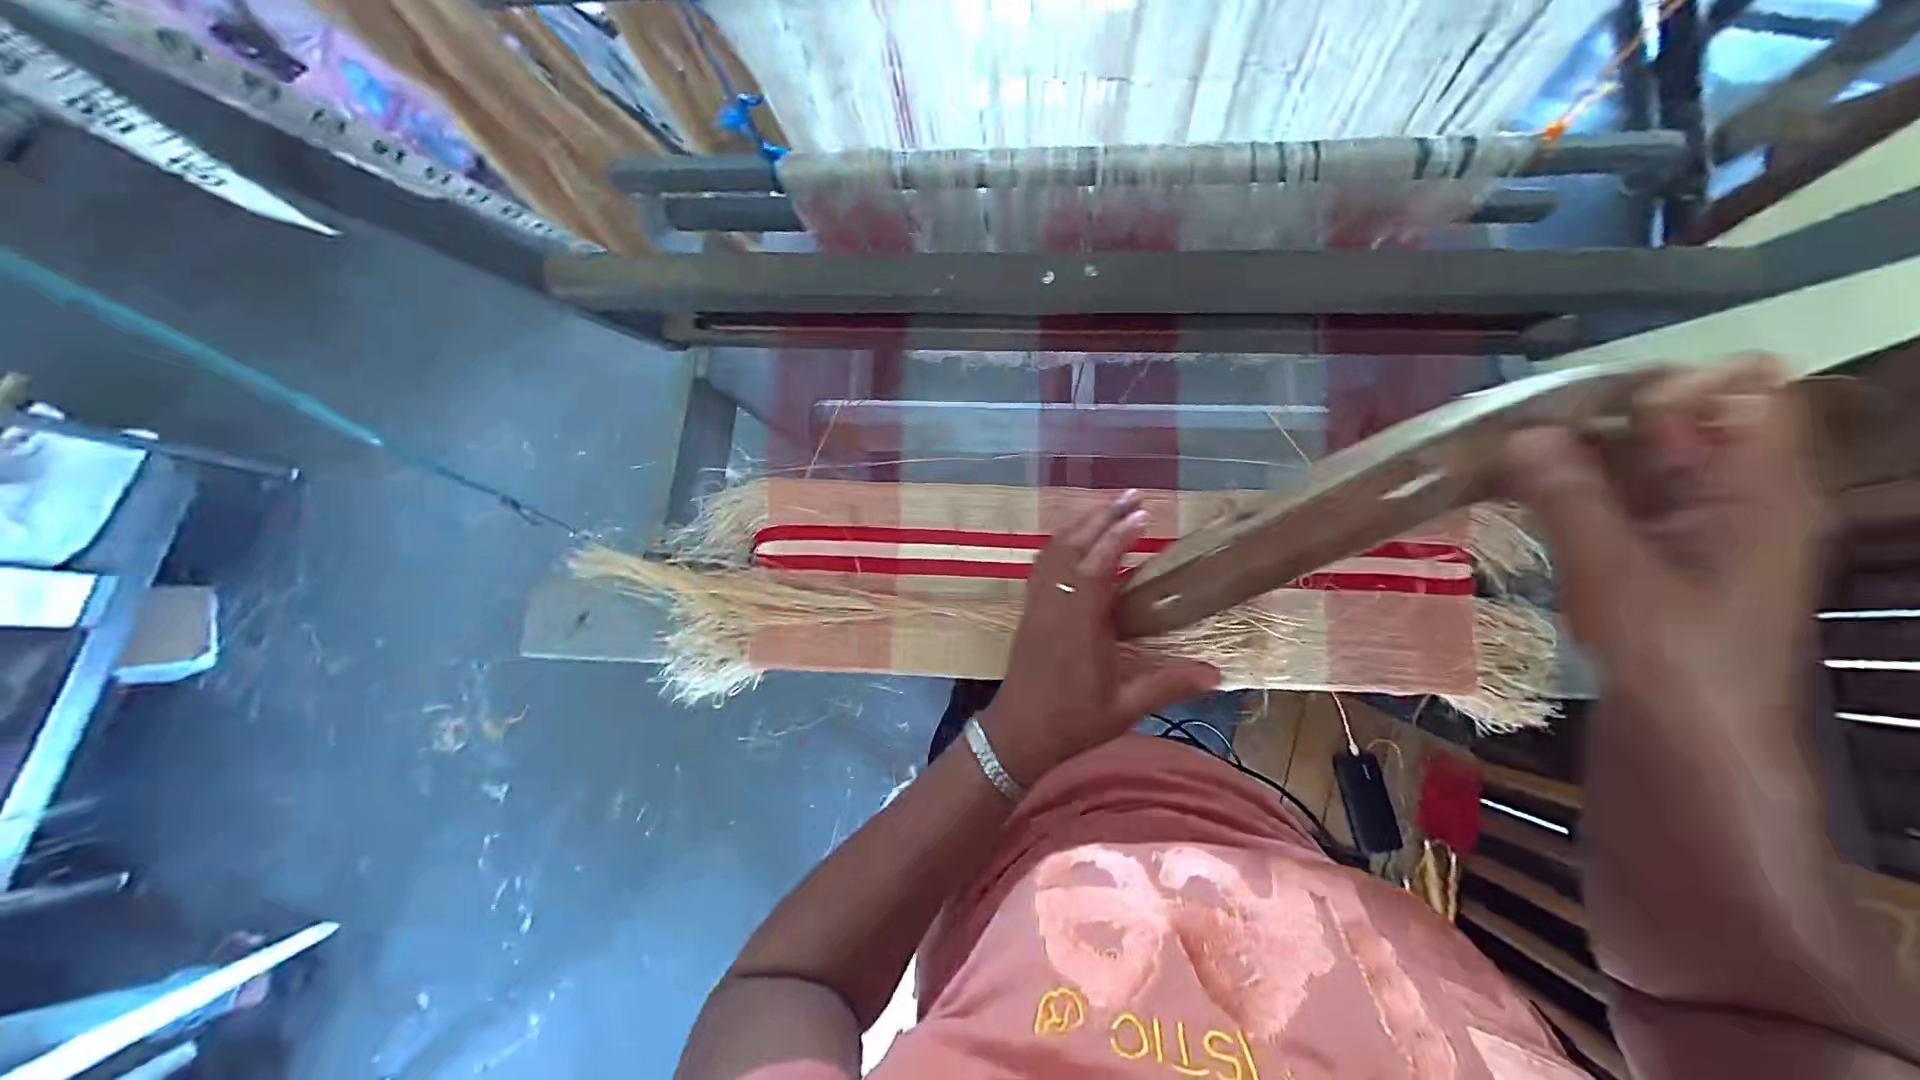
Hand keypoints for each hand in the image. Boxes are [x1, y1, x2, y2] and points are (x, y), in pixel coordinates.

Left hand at [979, 490, 1220, 784]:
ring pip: (1053, 550)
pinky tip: (1075, 538)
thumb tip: (1217, 674)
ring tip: (1108, 506)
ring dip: (1080, 524)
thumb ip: (1168, 685)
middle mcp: (1054, 605)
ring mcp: (1037, 604)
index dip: (1118, 536)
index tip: (1143, 514)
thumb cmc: (1071, 722)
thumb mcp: (1124, 708)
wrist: (1016, 733)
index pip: (1097, 566)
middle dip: (1101, 517)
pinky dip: (1061, 542)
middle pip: (1073, 547)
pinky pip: (1042, 564)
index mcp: (1079, 625)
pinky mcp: (1029, 609)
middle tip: (1132, 495)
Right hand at [1504, 354, 1825, 720]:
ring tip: (1505, 447)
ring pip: (1641, 461)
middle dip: (1604, 413)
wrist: (1684, 738)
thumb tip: (1524, 433)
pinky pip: (1619, 498)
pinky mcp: (1657, 552)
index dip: (1666, 381)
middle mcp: (1738, 496)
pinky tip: (1519, 486)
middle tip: (1520, 418)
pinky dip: (1573, 486)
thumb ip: (1569, 496)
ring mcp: (1697, 525)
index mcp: (1762, 489)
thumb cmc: (1670, 655)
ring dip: (1578, 450)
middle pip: (1681, 423)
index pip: (1739, 392)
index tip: (1579, 396)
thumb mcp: (1612, 570)